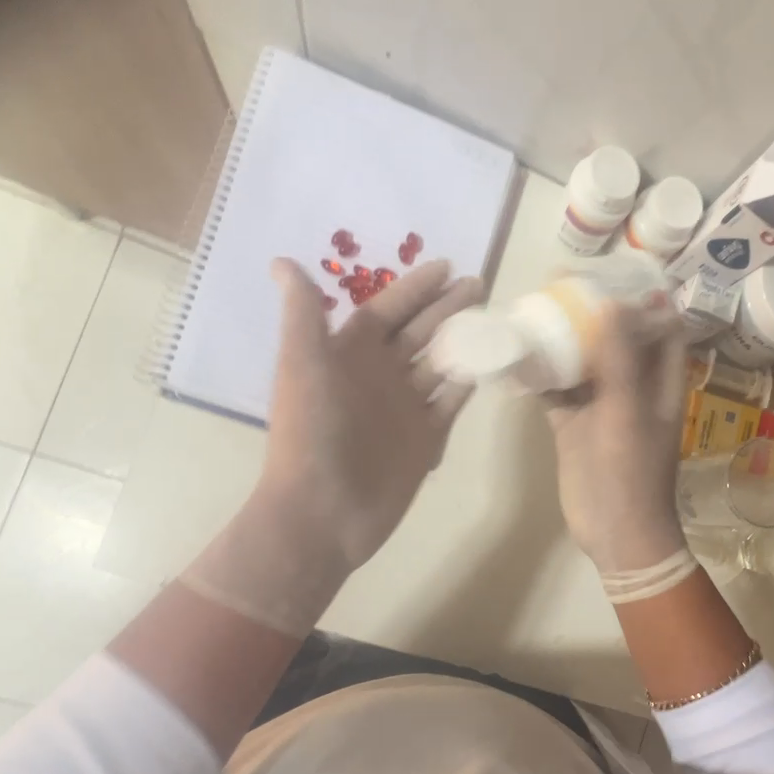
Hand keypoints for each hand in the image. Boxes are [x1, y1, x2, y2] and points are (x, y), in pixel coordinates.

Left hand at [180, 257, 482, 634]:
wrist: (324, 511)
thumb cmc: (311, 434)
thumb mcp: (302, 365)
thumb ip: (303, 315)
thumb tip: (282, 262)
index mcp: (347, 355)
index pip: (387, 310)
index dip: (415, 289)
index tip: (447, 266)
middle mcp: (378, 377)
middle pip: (420, 333)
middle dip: (448, 308)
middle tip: (479, 285)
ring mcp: (404, 409)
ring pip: (440, 364)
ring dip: (463, 340)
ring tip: (492, 318)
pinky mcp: (425, 439)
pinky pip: (451, 403)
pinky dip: (468, 383)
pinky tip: (489, 363)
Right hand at [543, 295, 689, 575]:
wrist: (615, 534)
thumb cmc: (631, 474)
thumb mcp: (628, 413)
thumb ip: (621, 359)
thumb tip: (611, 302)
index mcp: (660, 382)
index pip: (662, 329)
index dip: (645, 299)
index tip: (614, 272)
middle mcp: (632, 388)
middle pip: (617, 337)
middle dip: (593, 310)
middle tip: (559, 282)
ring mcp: (601, 407)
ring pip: (583, 361)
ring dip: (562, 338)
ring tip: (532, 306)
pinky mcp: (574, 426)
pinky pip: (556, 390)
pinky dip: (539, 373)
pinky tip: (515, 353)